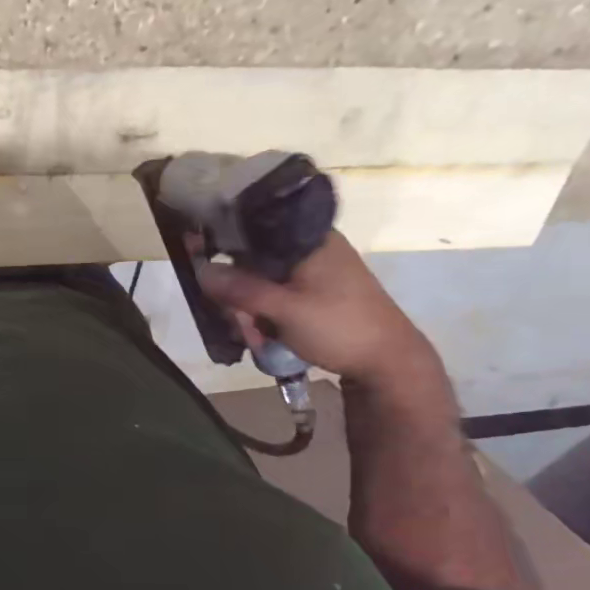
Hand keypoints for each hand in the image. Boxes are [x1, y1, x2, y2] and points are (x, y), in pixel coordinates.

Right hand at [196, 233, 440, 388]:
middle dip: (237, 294)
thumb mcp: (285, 310)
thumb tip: (200, 270)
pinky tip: (261, 335)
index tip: (209, 272)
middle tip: (238, 324)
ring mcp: (313, 272)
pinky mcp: (314, 294)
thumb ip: (241, 289)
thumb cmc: (339, 327)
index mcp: (309, 239)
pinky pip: (275, 296)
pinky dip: (264, 314)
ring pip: (262, 282)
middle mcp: (310, 248)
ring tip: (253, 338)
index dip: (226, 245)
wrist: (388, 362)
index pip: (256, 227)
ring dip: (249, 310)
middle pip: (255, 260)